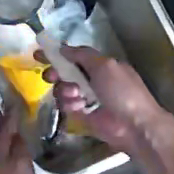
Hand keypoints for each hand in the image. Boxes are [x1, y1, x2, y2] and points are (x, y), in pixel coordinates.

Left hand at [0, 105, 34, 173]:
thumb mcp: (22, 164)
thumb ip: (19, 145)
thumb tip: (17, 131)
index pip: (3, 123)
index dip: (9, 111)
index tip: (15, 99)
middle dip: (2, 119)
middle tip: (10, 106)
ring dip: (4, 132)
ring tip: (14, 123)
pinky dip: (5, 145)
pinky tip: (13, 147)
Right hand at [46, 46, 173, 154]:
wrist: (134, 125)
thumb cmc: (123, 91)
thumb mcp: (105, 65)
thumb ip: (83, 55)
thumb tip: (63, 48)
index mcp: (101, 66)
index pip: (75, 56)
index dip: (57, 55)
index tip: (39, 54)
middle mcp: (92, 80)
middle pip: (64, 73)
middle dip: (56, 73)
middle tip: (51, 76)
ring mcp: (86, 99)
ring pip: (63, 90)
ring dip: (65, 91)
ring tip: (76, 96)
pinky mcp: (82, 116)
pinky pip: (66, 106)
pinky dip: (70, 105)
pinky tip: (80, 108)